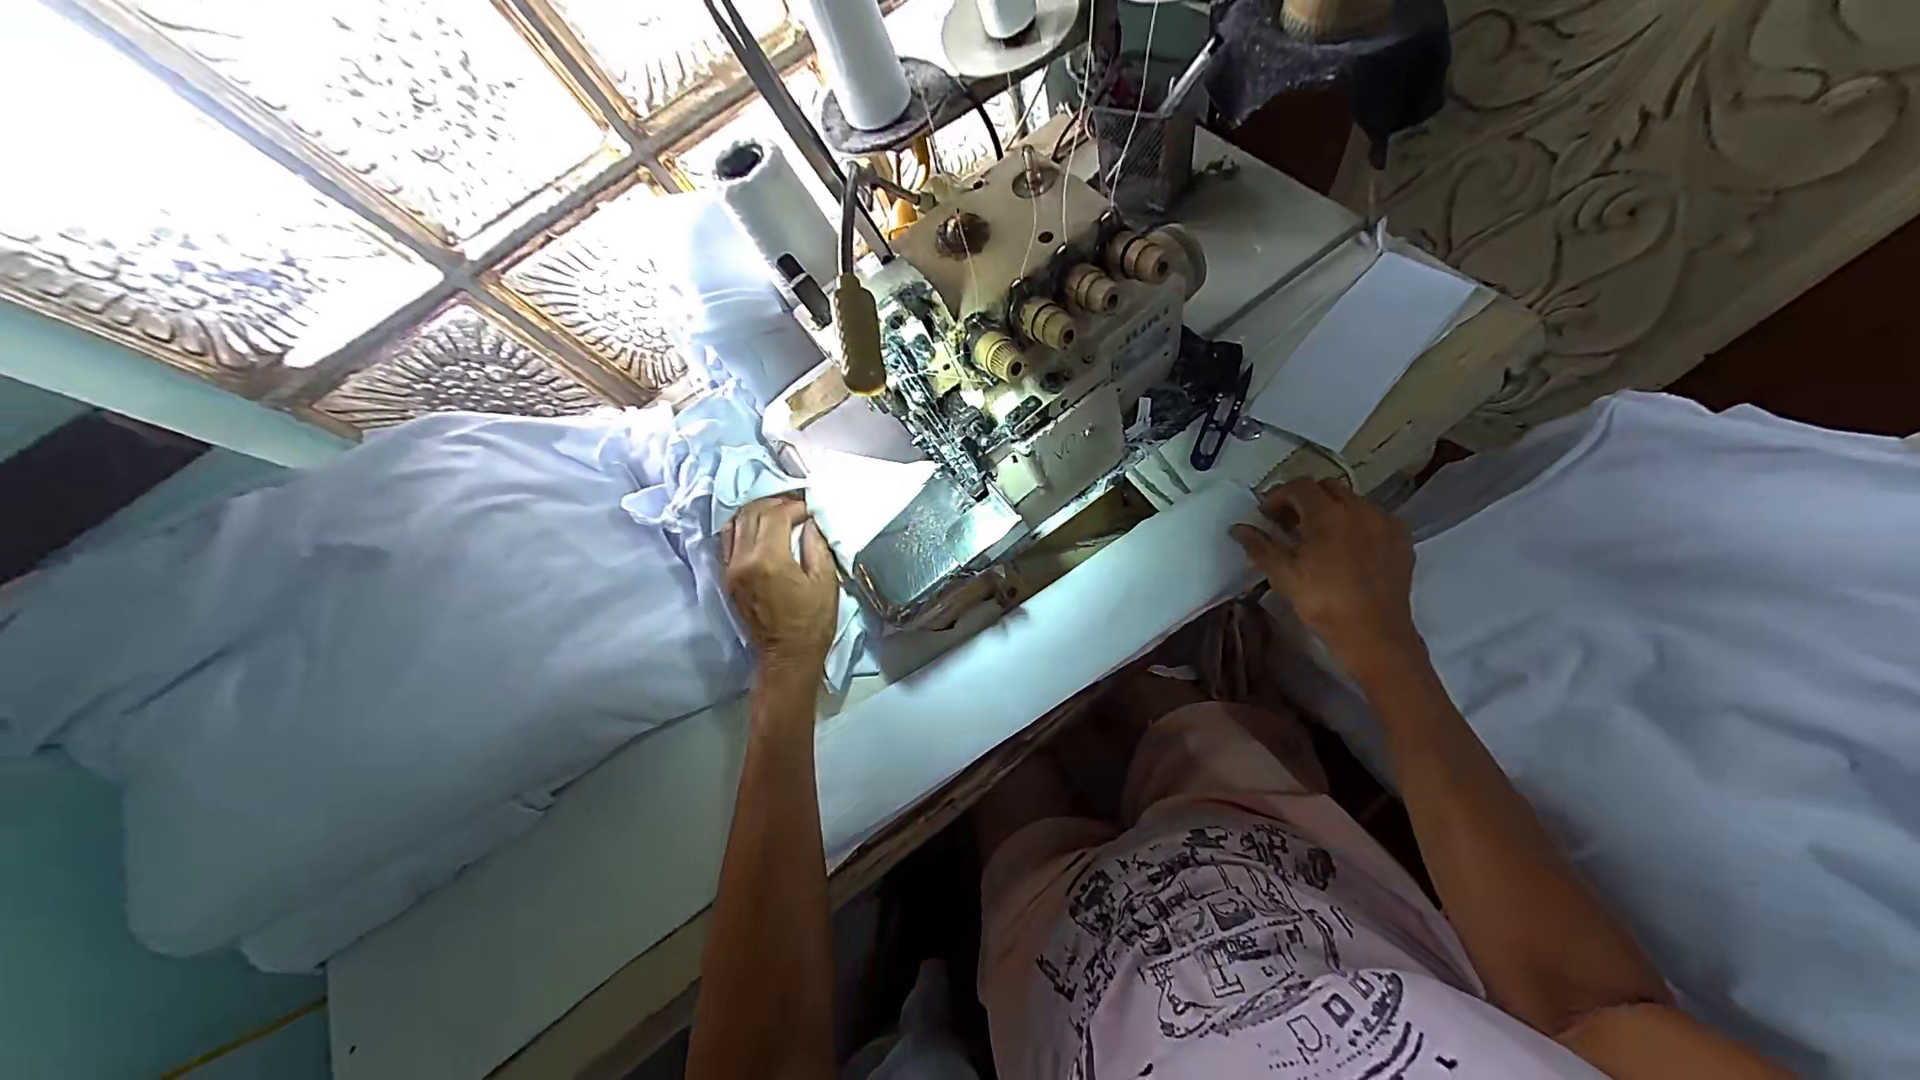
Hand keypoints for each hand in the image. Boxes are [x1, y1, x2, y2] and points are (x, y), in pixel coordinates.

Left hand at [723, 495, 839, 673]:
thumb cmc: (813, 621)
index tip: (809, 507)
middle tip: (794, 504)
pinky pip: (728, 541)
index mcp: (769, 560)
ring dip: (755, 511)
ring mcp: (730, 569)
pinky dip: (743, 527)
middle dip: (774, 503)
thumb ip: (816, 545)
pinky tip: (760, 528)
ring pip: (734, 523)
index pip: (775, 515)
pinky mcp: (727, 578)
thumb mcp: (825, 581)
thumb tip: (809, 521)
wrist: (787, 655)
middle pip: (751, 513)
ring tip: (776, 512)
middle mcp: (743, 560)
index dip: (794, 506)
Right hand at [1230, 478, 1424, 671]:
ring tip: (1316, 534)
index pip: (1299, 487)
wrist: (1374, 634)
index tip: (1266, 515)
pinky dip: (1354, 522)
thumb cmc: (1322, 602)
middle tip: (1288, 522)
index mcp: (1327, 514)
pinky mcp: (1401, 539)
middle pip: (1327, 487)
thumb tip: (1238, 528)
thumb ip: (1259, 546)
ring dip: (1330, 509)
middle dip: (1304, 498)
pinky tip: (1345, 546)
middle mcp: (1360, 509)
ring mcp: (1385, 523)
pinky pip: (1374, 517)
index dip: (1278, 496)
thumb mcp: (1283, 574)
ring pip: (1352, 500)